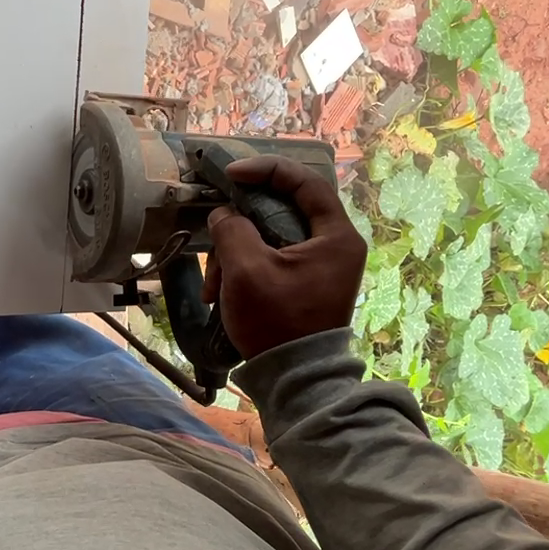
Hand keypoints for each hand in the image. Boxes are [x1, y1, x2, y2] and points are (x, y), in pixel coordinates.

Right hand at [202, 156, 367, 357]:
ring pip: (269, 236)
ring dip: (234, 252)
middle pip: (281, 210)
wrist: (294, 379)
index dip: (265, 170)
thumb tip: (224, 214)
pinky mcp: (303, 283)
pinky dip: (242, 268)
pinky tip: (219, 292)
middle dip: (240, 223)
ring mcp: (319, 266)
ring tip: (212, 284)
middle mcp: (335, 245)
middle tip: (215, 232)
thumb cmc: (276, 321)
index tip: (230, 175)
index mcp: (336, 236)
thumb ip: (232, 229)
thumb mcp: (247, 270)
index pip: (304, 181)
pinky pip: (269, 259)